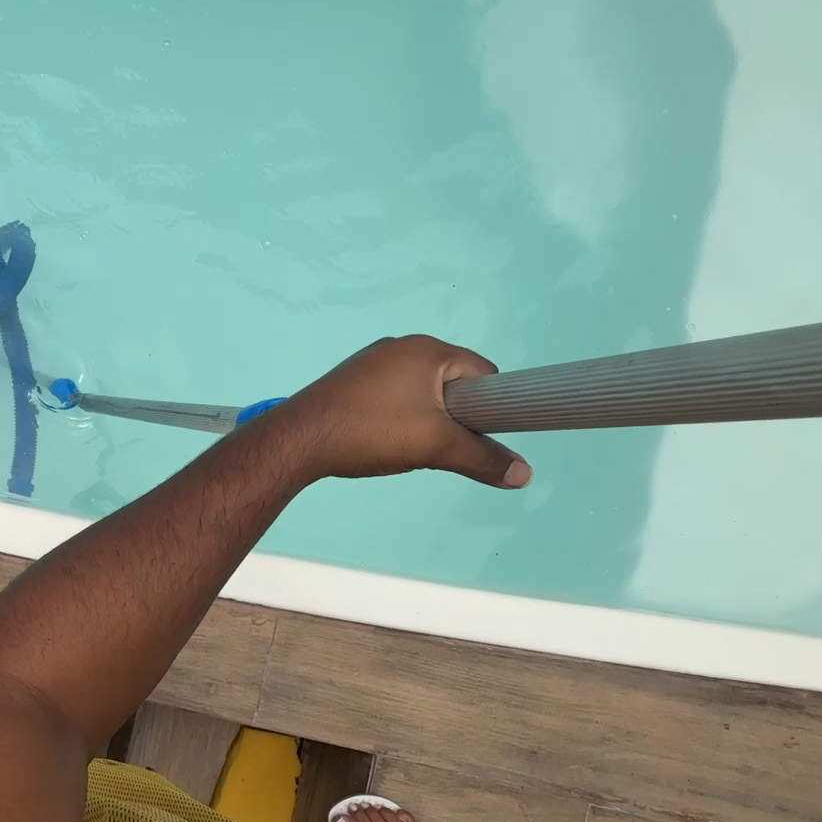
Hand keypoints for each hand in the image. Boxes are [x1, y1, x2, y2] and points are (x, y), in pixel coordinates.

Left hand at [275, 334, 531, 488]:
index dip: (490, 405)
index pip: (483, 371)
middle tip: (439, 445)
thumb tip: (525, 475)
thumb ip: (482, 457)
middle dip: (453, 415)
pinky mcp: (347, 382)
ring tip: (406, 446)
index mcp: (426, 349)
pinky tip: (380, 440)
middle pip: (450, 382)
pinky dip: (393, 417)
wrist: (296, 440)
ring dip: (422, 419)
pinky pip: (387, 397)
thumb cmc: (370, 433)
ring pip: (417, 392)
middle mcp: (398, 347)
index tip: (479, 435)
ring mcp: (368, 363)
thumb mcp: (434, 446)